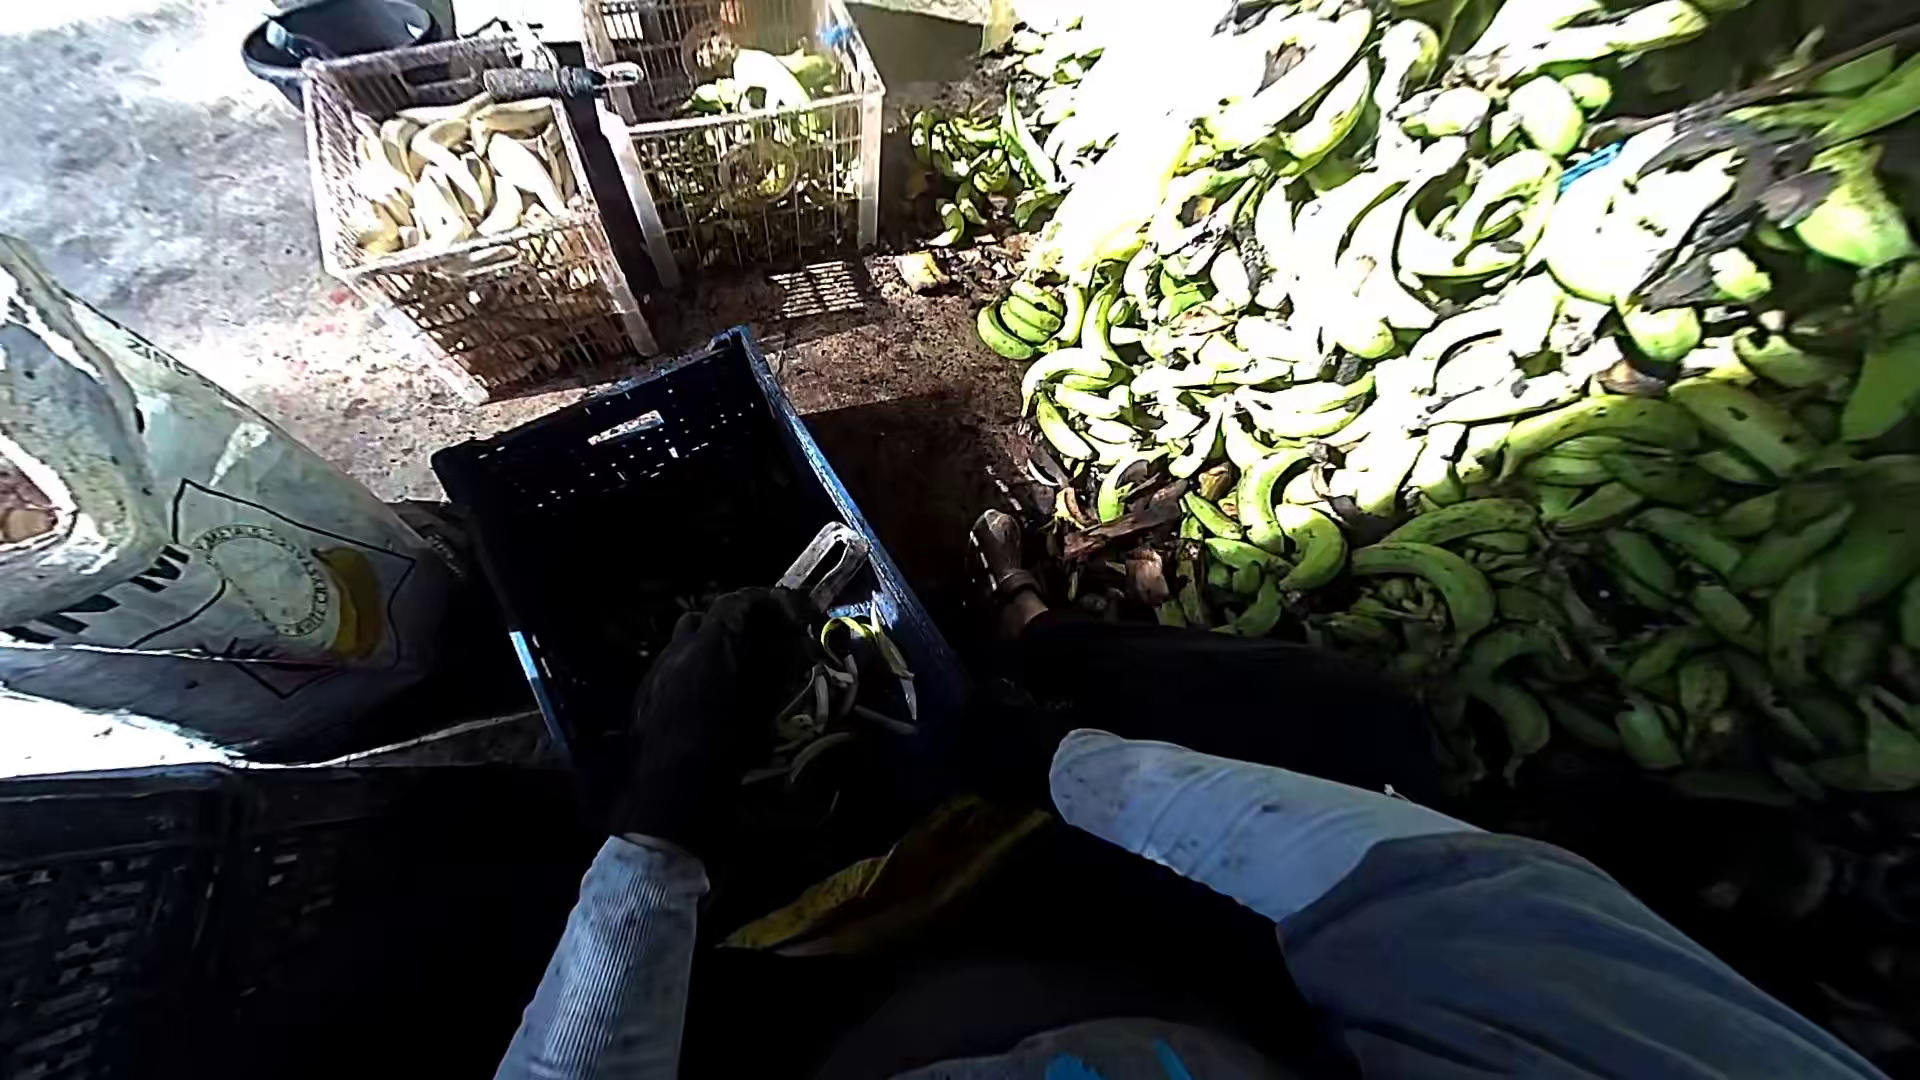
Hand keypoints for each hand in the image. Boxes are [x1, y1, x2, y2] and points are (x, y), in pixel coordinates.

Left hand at [612, 588, 818, 859]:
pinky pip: (677, 659)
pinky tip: (715, 685)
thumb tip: (790, 648)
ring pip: (689, 635)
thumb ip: (772, 669)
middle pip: (710, 614)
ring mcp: (659, 669)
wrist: (666, 795)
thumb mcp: (759, 707)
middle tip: (768, 635)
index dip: (769, 602)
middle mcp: (679, 650)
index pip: (738, 603)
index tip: (793, 615)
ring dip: (717, 639)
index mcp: (708, 649)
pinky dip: (700, 660)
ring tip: (742, 659)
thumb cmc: (720, 751)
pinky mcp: (648, 690)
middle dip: (740, 618)